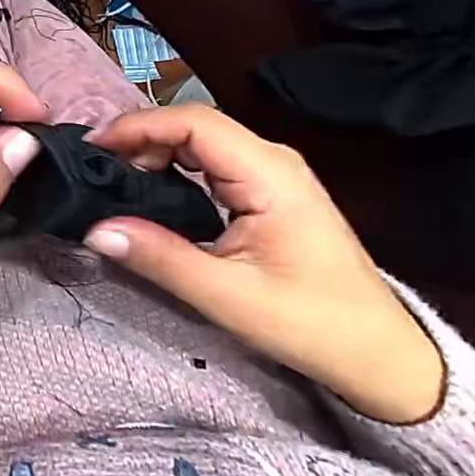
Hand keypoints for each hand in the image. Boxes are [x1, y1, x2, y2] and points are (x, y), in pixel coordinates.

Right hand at [83, 106, 445, 423]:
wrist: (380, 352)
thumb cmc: (312, 323)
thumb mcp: (227, 296)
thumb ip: (159, 257)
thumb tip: (95, 230)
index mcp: (269, 174)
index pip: (194, 123)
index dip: (139, 126)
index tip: (94, 145)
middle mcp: (272, 159)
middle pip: (196, 125)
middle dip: (143, 138)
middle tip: (98, 168)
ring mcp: (274, 171)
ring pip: (204, 140)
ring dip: (158, 151)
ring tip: (116, 177)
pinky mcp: (270, 188)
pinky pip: (214, 161)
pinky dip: (177, 166)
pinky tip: (152, 188)